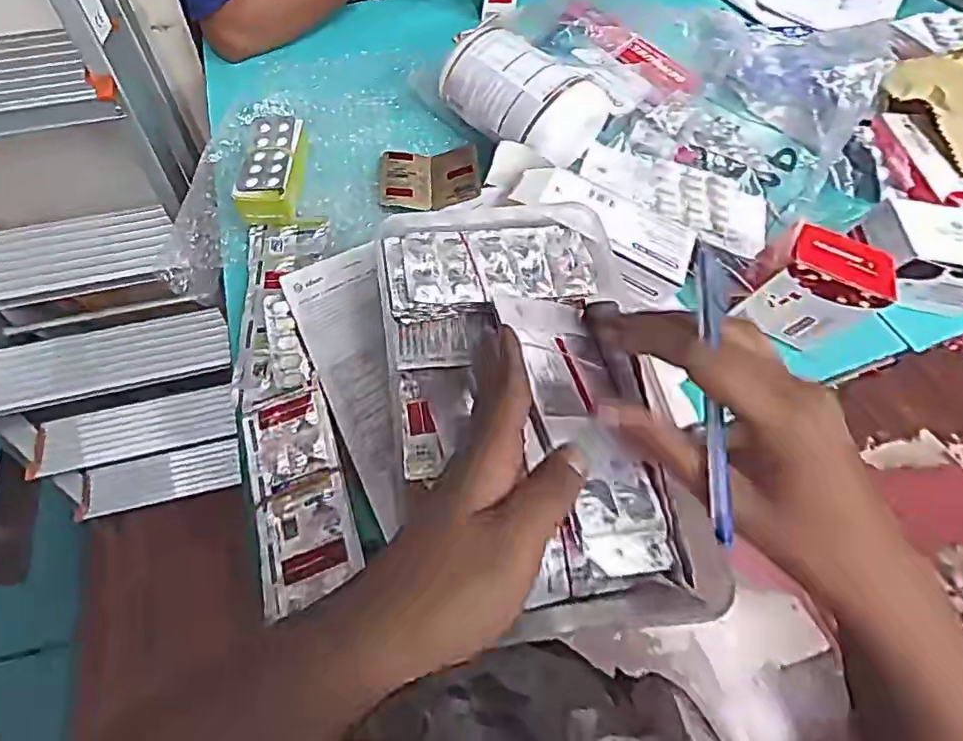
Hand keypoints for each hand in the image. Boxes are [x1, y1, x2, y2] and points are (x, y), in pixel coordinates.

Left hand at [326, 327, 587, 689]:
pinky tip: (499, 453)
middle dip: (495, 374)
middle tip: (499, 340)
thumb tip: (575, 448)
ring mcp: (454, 496)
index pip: (504, 407)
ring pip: (481, 435)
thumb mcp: (515, 544)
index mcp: (484, 468)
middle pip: (486, 413)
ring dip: (492, 402)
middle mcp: (466, 472)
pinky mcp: (450, 520)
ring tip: (503, 379)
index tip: (509, 332)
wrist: (388, 629)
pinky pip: (480, 462)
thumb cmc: (456, 588)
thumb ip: (545, 496)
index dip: (510, 370)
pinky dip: (493, 440)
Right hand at [586, 308, 921, 606]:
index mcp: (780, 413)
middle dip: (663, 323)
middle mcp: (797, 388)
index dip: (649, 336)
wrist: (877, 575)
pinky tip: (684, 361)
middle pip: (721, 331)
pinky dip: (709, 346)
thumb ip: (663, 445)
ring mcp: (807, 388)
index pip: (702, 353)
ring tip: (641, 334)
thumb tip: (606, 409)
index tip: (609, 332)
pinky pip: (751, 354)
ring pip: (738, 335)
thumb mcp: (723, 496)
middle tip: (615, 327)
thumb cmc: (802, 544)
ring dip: (687, 329)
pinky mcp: (807, 396)